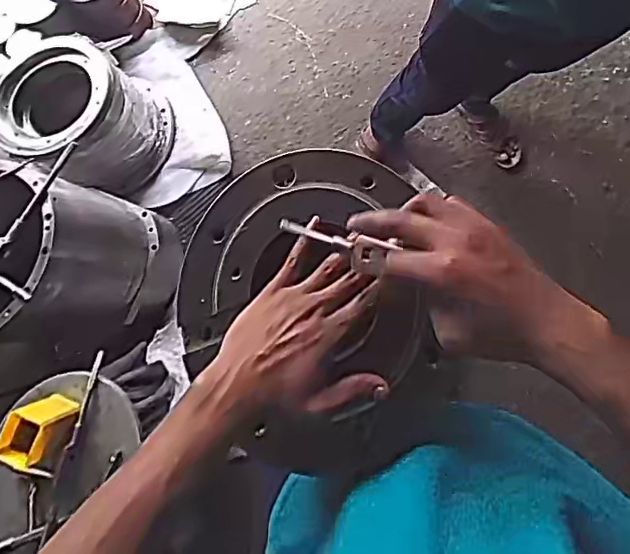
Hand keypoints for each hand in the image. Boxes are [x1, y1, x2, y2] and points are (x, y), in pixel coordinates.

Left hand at [198, 224, 387, 417]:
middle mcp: (313, 310)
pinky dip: (305, 240)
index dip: (381, 285)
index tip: (394, 272)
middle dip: (370, 262)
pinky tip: (315, 225)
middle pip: (350, 280)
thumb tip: (380, 386)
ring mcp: (293, 297)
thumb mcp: (318, 404)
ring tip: (361, 236)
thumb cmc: (272, 394)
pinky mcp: (273, 290)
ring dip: (346, 251)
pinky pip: (293, 259)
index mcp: (327, 335)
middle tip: (385, 245)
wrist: (235, 385)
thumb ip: (352, 391)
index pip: (363, 303)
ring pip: (327, 267)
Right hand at [350, 194, 602, 365]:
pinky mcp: (485, 223)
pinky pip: (451, 203)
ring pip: (425, 201)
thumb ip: (423, 304)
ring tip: (391, 219)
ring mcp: (472, 227)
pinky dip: (433, 207)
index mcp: (444, 271)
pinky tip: (428, 219)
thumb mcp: (449, 332)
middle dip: (372, 221)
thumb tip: (408, 287)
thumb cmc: (503, 333)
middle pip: (400, 218)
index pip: (391, 256)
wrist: (546, 321)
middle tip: (357, 224)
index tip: (354, 254)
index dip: (366, 256)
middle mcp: (456, 242)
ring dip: (402, 209)